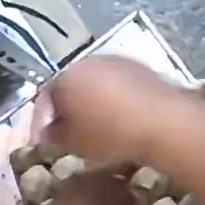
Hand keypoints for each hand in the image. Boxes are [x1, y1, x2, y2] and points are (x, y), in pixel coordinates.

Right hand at [45, 57, 203, 166]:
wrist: (163, 122)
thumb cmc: (110, 134)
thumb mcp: (74, 144)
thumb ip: (53, 136)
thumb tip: (48, 133)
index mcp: (65, 76)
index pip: (43, 97)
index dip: (40, 121)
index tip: (43, 141)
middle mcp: (88, 60)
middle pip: (71, 86)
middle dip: (69, 109)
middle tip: (71, 133)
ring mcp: (117, 60)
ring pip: (96, 83)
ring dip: (94, 103)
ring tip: (99, 128)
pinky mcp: (142, 67)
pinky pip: (120, 85)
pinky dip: (116, 100)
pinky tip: (123, 119)